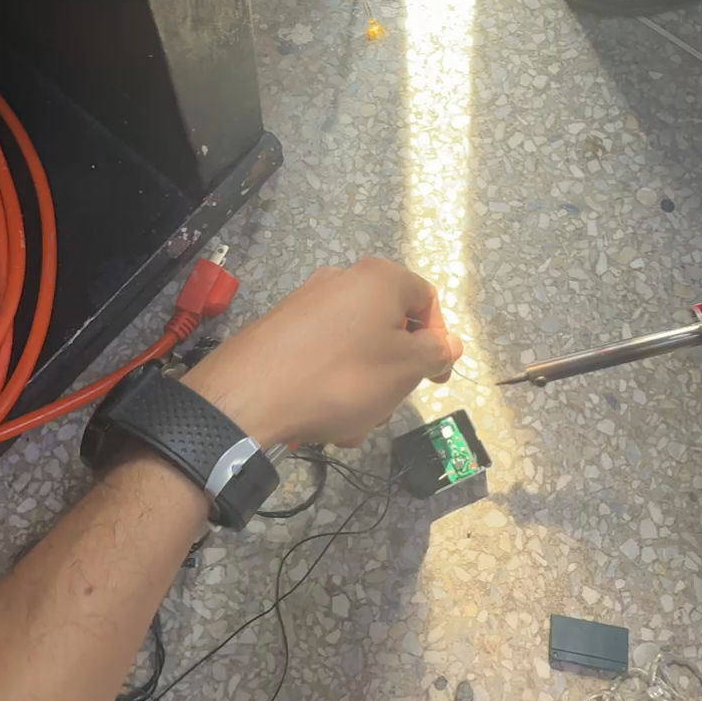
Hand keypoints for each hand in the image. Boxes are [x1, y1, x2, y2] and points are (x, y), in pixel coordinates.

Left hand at [182, 256, 462, 446]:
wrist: (251, 395)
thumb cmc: (343, 376)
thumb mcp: (405, 368)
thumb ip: (435, 352)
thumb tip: (449, 343)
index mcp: (379, 277)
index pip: (427, 301)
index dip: (438, 341)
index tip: (433, 379)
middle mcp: (342, 279)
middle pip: (388, 327)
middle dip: (393, 372)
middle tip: (385, 406)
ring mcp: (307, 302)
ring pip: (355, 347)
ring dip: (362, 387)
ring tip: (349, 423)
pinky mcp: (281, 327)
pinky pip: (323, 355)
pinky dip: (330, 383)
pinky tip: (322, 417)